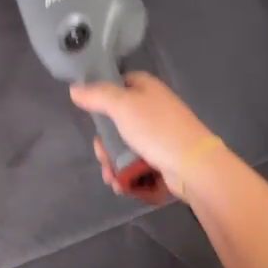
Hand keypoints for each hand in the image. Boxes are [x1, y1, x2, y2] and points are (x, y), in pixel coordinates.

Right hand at [71, 72, 222, 200]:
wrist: (193, 165)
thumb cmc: (156, 129)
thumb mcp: (122, 105)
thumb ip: (97, 95)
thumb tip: (74, 88)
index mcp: (147, 88)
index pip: (120, 83)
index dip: (103, 95)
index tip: (92, 113)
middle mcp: (153, 108)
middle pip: (117, 120)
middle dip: (105, 143)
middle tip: (101, 156)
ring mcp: (159, 134)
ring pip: (125, 145)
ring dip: (113, 162)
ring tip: (112, 178)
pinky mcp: (163, 157)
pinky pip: (138, 162)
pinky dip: (127, 173)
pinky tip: (122, 185)